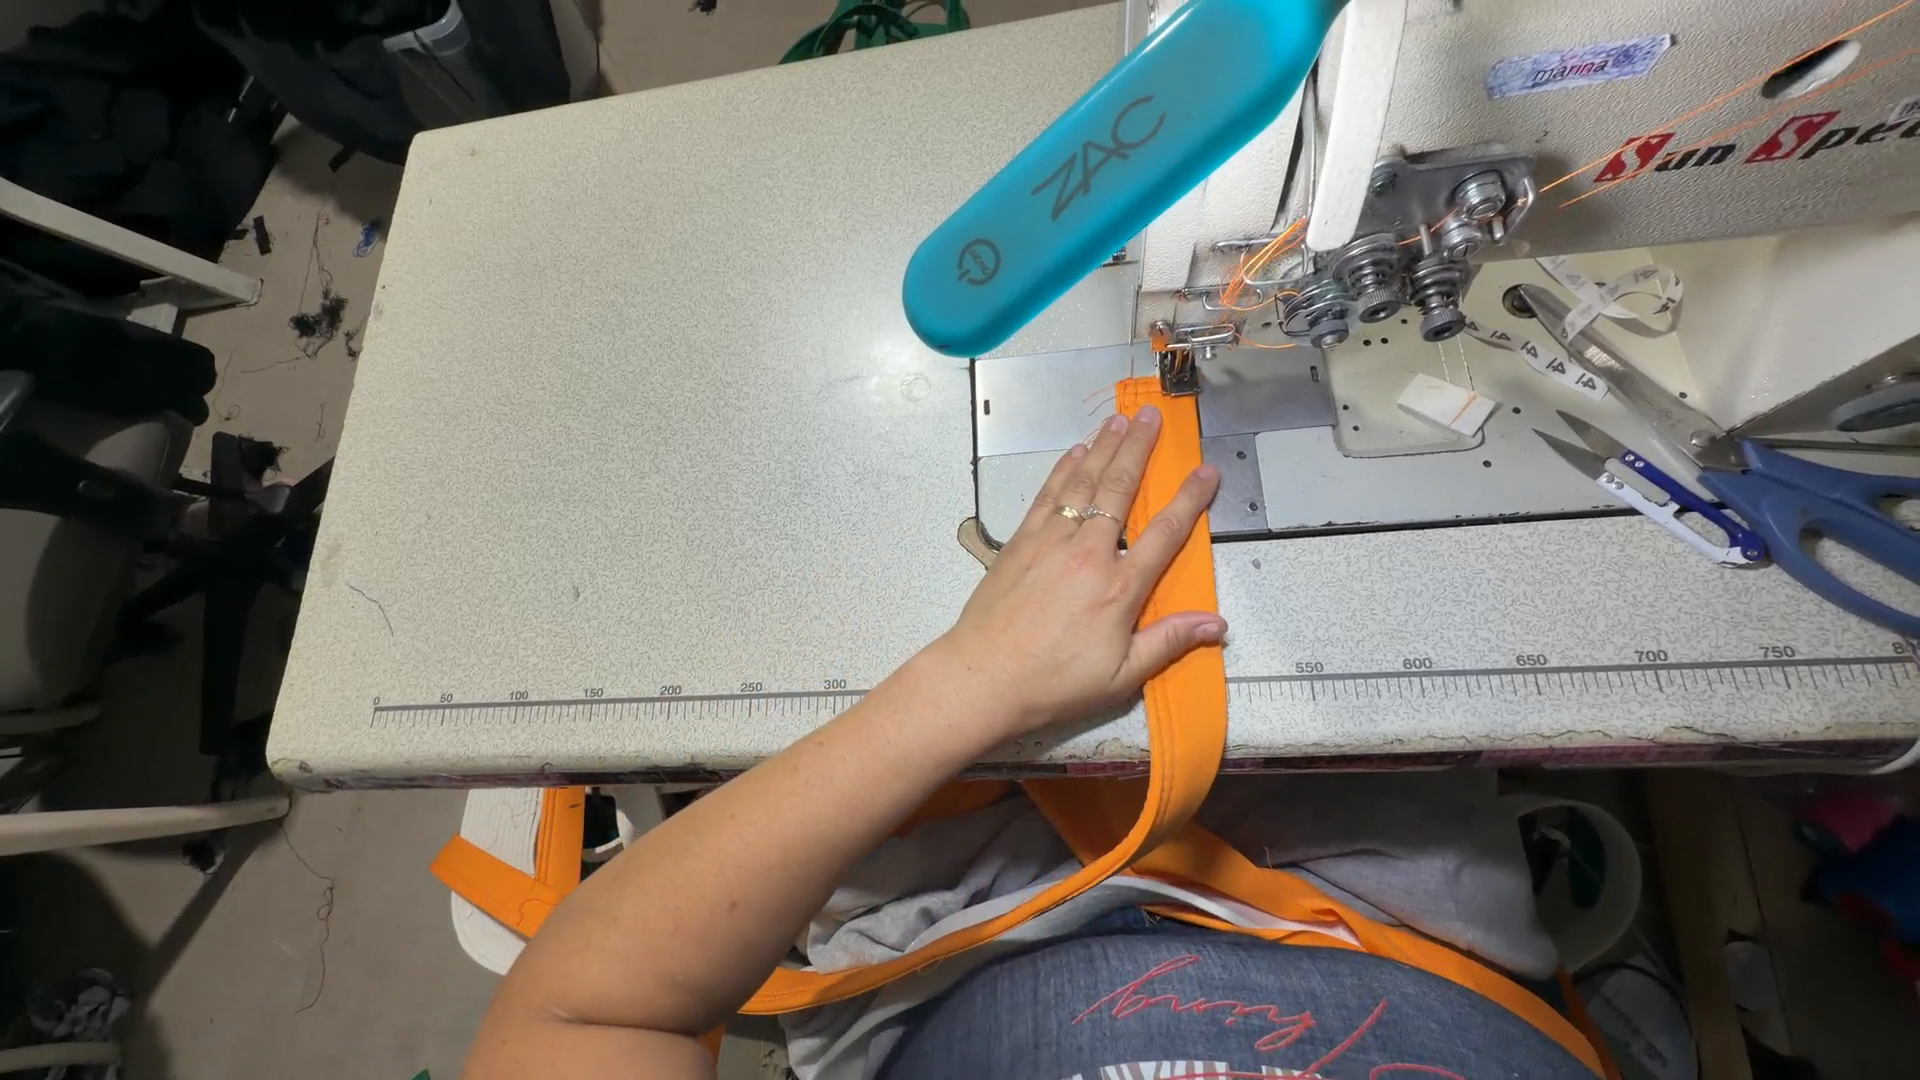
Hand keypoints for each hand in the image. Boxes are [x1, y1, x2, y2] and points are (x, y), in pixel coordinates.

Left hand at [934, 405, 1224, 737]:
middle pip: (1119, 489)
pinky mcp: (1020, 541)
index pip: (1165, 533)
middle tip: (1152, 416)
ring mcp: (1051, 542)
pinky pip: (1047, 495)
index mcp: (1119, 588)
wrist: (984, 676)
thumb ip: (1169, 642)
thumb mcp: (1120, 676)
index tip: (1205, 471)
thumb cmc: (1053, 682)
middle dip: (1139, 448)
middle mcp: (1088, 553)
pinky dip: (1063, 470)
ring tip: (1119, 421)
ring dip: (1103, 448)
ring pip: (1083, 483)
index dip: (1190, 500)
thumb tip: (1218, 624)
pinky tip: (1074, 453)